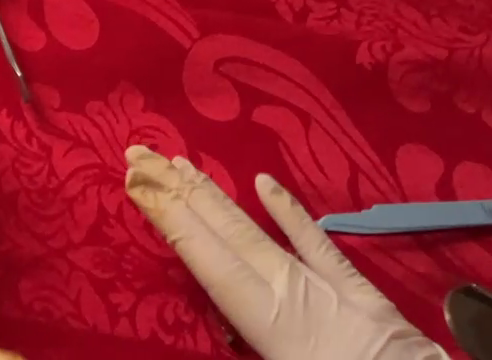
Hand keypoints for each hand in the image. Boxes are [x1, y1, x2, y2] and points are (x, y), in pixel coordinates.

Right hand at [124, 148, 448, 359]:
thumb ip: (245, 347)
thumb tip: (220, 326)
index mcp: (265, 321)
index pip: (202, 256)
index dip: (166, 215)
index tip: (134, 180)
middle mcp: (284, 289)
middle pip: (219, 229)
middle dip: (175, 190)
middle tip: (139, 152)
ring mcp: (321, 284)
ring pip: (254, 229)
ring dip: (213, 194)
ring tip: (178, 161)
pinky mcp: (357, 289)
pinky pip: (316, 243)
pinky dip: (287, 211)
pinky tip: (261, 180)